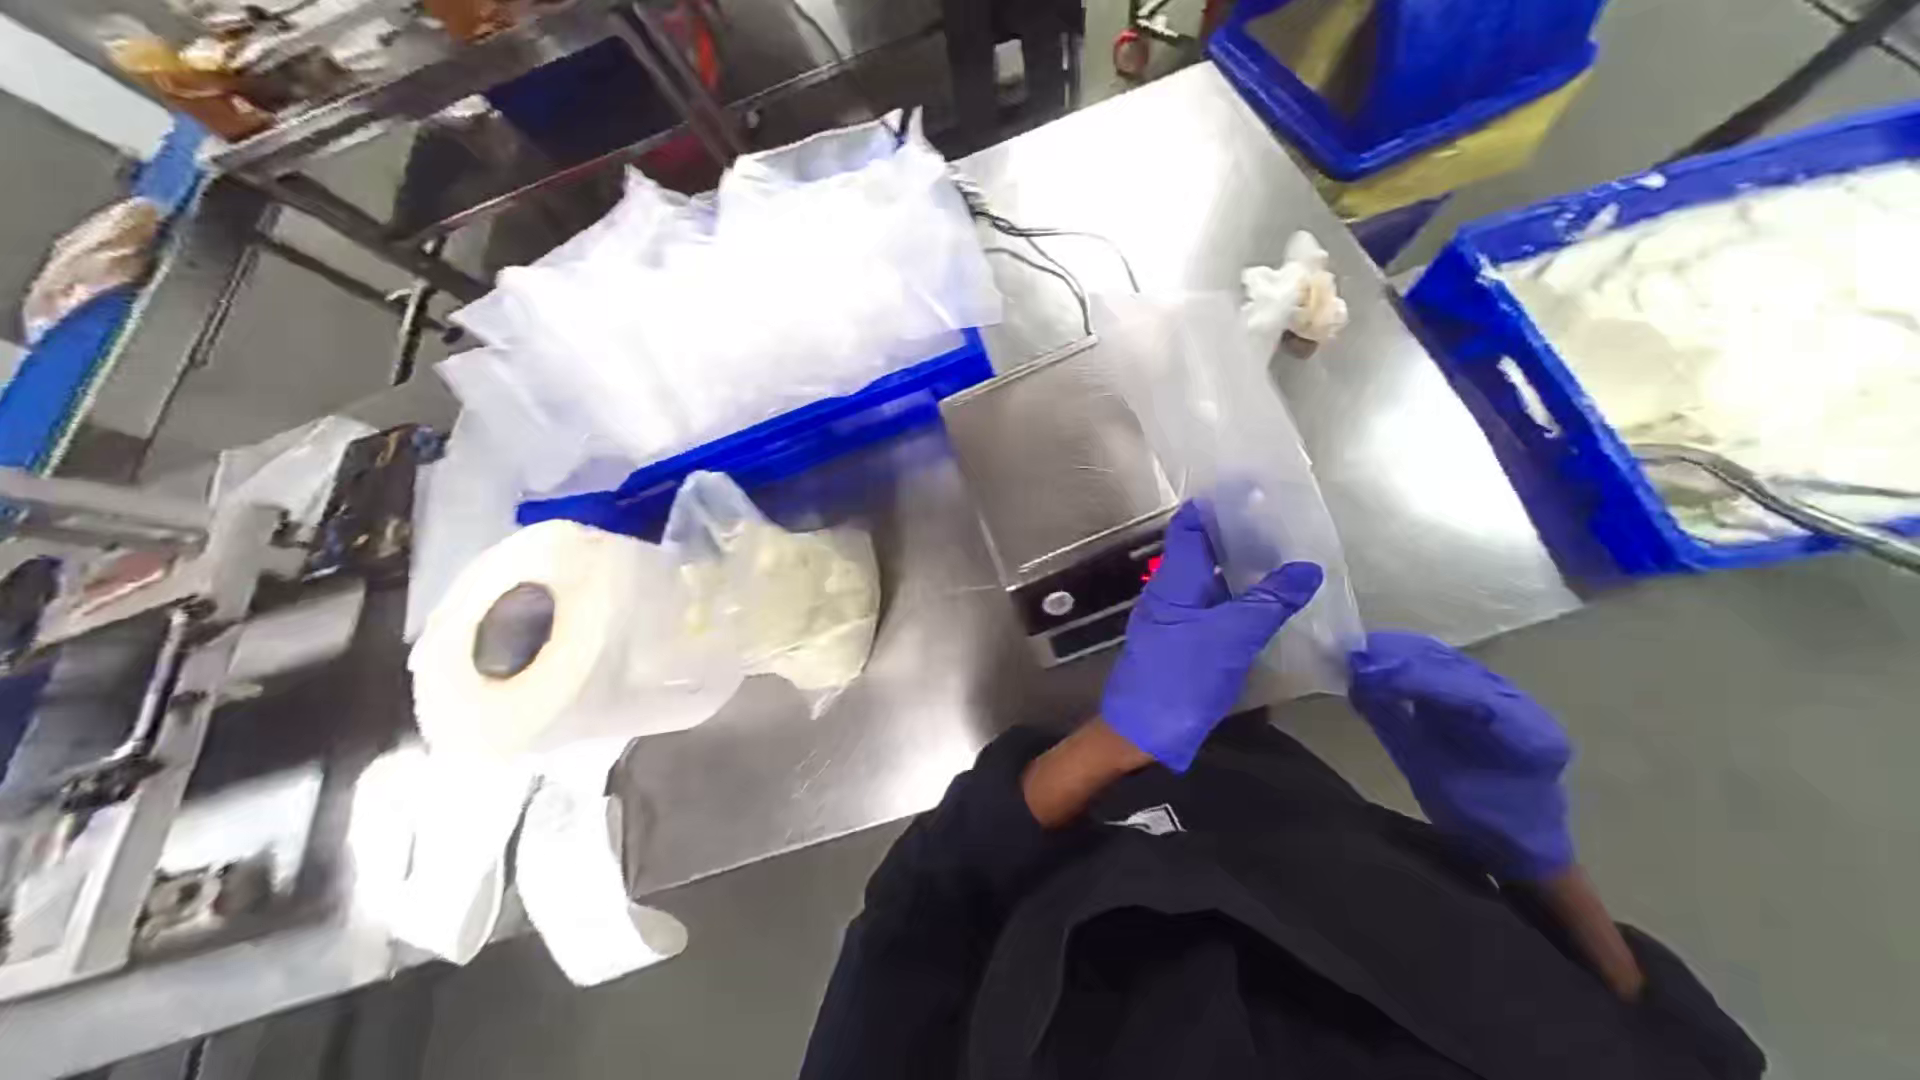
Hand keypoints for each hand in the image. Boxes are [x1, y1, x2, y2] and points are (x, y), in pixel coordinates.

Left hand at [1102, 502, 1323, 771]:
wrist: (1143, 730)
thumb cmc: (1181, 676)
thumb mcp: (1231, 637)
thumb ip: (1268, 602)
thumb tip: (1307, 568)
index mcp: (1174, 579)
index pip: (1190, 526)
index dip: (1215, 505)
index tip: (1251, 489)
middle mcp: (1170, 590)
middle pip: (1202, 550)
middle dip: (1237, 535)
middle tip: (1282, 524)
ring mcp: (1175, 616)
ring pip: (1209, 579)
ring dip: (1240, 568)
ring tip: (1284, 558)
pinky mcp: (1183, 640)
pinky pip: (1212, 605)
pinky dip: (1237, 596)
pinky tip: (1266, 602)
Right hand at [1348, 631, 1573, 880]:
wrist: (1512, 838)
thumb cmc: (1475, 818)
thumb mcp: (1430, 775)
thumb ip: (1394, 725)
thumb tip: (1355, 685)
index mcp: (1526, 732)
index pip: (1463, 689)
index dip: (1409, 676)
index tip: (1362, 671)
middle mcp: (1521, 702)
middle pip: (1453, 665)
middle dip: (1398, 658)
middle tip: (1350, 657)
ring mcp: (1505, 693)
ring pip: (1447, 659)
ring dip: (1399, 654)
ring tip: (1357, 657)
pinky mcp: (1484, 690)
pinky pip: (1442, 665)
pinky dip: (1406, 661)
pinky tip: (1377, 664)